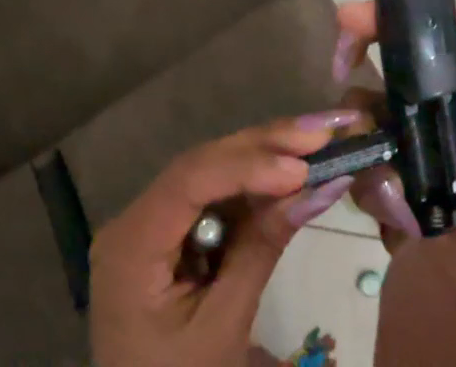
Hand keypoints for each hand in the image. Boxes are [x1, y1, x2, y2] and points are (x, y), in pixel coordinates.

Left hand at [88, 115, 359, 366]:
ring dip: (267, 154)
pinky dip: (256, 182)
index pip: (189, 181)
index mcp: (131, 246)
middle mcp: (133, 219)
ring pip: (212, 171)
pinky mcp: (172, 232)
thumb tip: (319, 187)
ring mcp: (151, 223)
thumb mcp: (223, 324)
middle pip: (202, 165)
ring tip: (318, 139)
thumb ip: (263, 249)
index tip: (303, 165)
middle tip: (324, 130)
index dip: (248, 165)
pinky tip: (293, 168)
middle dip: (265, 146)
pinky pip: (215, 195)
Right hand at [331, 0, 455, 316]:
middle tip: (351, 121)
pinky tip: (402, 218)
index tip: (350, 23)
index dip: (384, 24)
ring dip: (365, 152)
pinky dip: (372, 192)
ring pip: (362, 131)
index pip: (422, 45)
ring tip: (398, 192)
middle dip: (358, 97)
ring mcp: (408, 153)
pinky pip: (361, 177)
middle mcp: (432, 115)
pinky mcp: (391, 191)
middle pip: (378, 83)